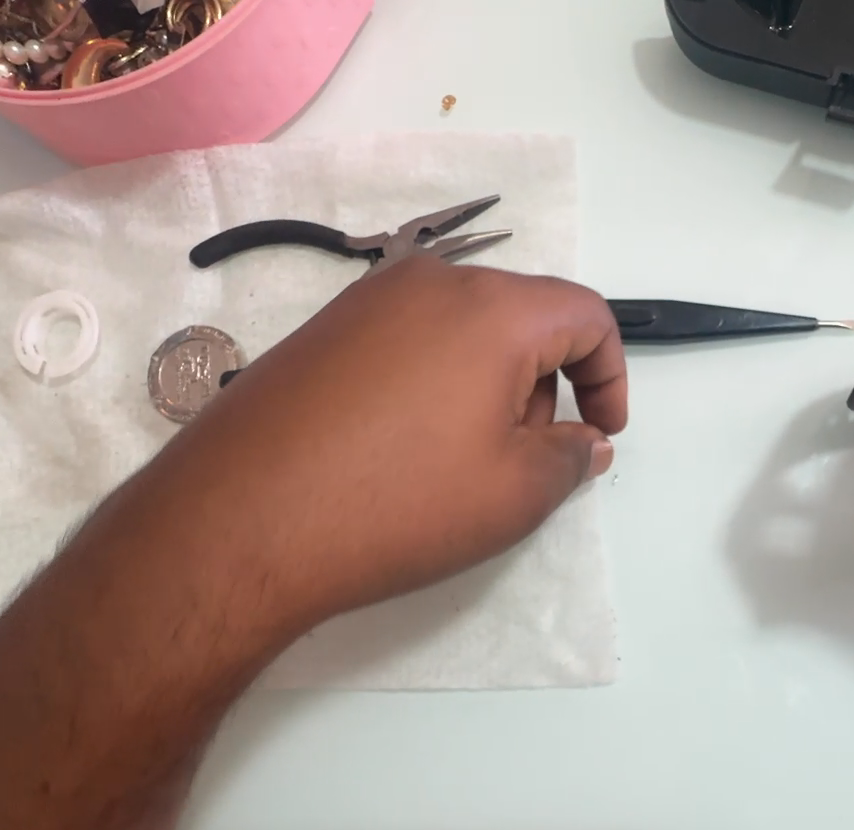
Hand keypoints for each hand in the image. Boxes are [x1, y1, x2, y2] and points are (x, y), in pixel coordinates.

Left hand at [113, 256, 625, 642]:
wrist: (241, 522)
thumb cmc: (401, 504)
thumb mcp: (515, 493)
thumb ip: (572, 457)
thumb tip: (586, 439)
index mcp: (492, 308)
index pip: (586, 315)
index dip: (612, 376)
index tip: (603, 434)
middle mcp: (429, 283)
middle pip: (525, 321)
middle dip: (546, 389)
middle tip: (523, 460)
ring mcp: (367, 302)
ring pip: (466, 334)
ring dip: (491, 390)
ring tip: (458, 464)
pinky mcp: (324, 333)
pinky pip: (411, 345)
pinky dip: (437, 387)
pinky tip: (405, 450)